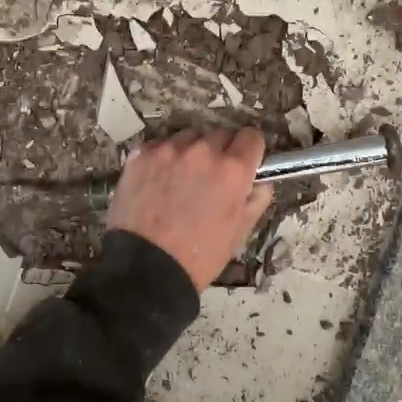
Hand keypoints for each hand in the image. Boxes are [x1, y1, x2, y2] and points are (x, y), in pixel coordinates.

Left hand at [106, 128, 270, 290]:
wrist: (146, 267)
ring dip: (190, 152)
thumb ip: (256, 198)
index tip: (244, 160)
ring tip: (181, 180)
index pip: (251, 137)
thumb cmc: (199, 255)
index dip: (249, 149)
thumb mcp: (240, 231)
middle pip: (219, 134)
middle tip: (210, 177)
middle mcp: (202, 151)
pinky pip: (159, 145)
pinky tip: (158, 181)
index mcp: (232, 170)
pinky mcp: (141, 154)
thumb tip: (260, 180)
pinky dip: (162, 158)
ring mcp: (168, 150)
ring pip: (188, 137)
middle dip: (219, 152)